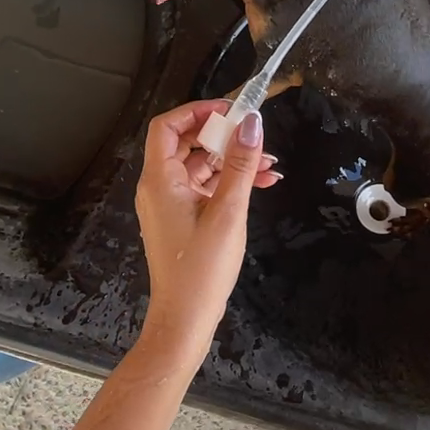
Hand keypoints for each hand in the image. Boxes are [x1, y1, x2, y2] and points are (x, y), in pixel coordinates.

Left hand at [133, 100, 277, 341]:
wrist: (186, 319)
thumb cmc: (202, 267)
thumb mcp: (228, 211)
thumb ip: (241, 164)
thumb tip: (252, 123)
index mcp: (160, 180)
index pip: (167, 126)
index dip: (197, 111)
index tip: (231, 110)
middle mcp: (160, 187)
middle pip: (186, 143)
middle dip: (223, 136)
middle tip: (255, 135)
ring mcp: (170, 203)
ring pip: (201, 165)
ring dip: (233, 160)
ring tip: (269, 164)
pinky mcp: (183, 218)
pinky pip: (205, 187)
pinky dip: (230, 181)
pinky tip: (262, 183)